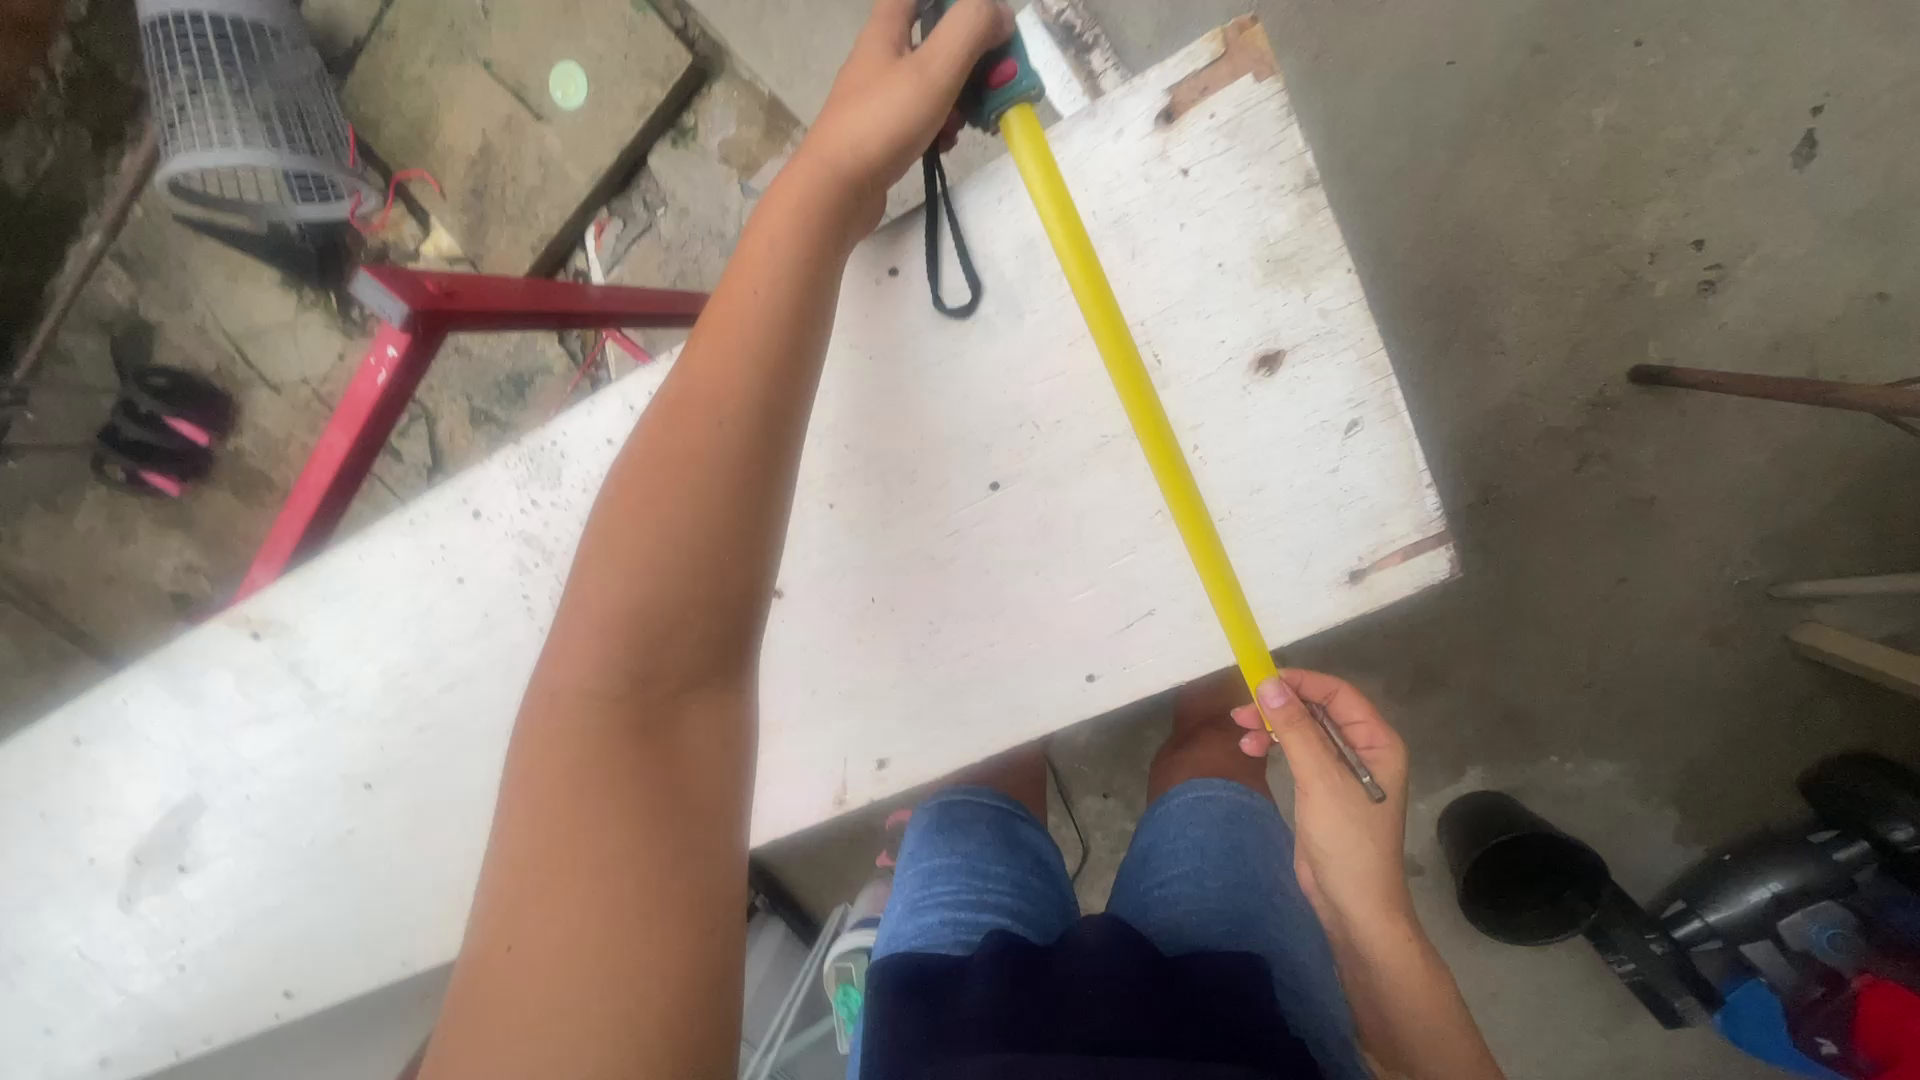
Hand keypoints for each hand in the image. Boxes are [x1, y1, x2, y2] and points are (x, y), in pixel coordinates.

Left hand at [789, 0, 1013, 235]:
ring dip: (957, 100)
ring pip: (928, 85)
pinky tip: (945, 147)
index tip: (981, 19)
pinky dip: (938, 129)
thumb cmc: (884, 123)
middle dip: (967, 58)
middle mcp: (879, 58)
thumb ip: (971, 31)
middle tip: (991, 81)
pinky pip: (918, 121)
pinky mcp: (880, 136)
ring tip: (969, 122)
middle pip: (931, 41)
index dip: (950, 1)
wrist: (836, 189)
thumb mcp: (935, 69)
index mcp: (886, 30)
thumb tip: (1001, 13)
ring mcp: (877, 100)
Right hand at [1231, 670, 1414, 941]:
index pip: (1337, 694)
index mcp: (1376, 742)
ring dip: (1271, 725)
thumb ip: (1295, 728)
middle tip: (1241, 712)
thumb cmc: (1347, 840)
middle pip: (1316, 709)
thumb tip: (1268, 683)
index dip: (1300, 682)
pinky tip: (1252, 749)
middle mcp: (1362, 749)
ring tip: (1241, 733)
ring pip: (1302, 728)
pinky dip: (1274, 744)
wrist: (1352, 904)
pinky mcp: (1322, 787)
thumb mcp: (1319, 779)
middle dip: (1279, 705)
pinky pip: (1297, 751)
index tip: (1259, 682)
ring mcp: (1341, 769)